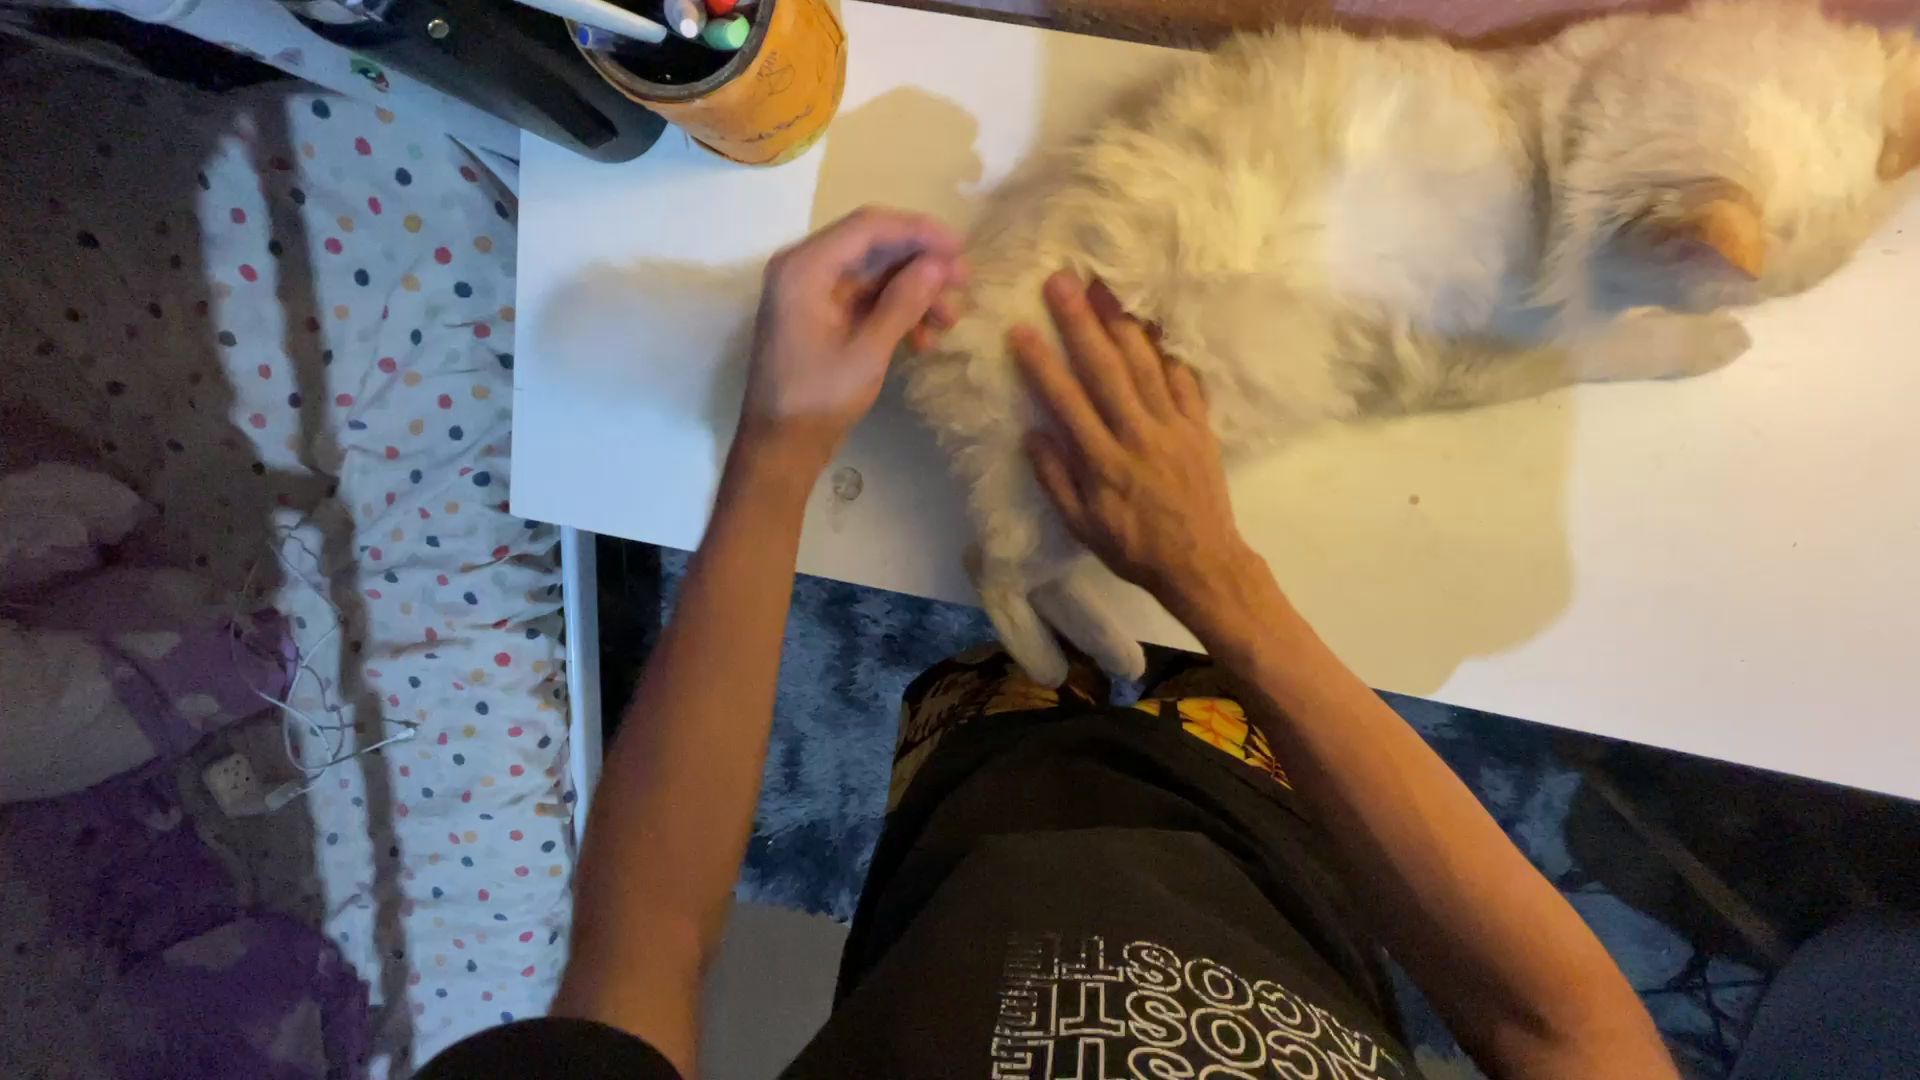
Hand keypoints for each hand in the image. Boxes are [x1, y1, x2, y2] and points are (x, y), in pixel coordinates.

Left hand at [738, 207, 966, 475]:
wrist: (782, 445)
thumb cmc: (819, 400)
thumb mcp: (867, 352)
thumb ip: (902, 303)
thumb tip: (938, 265)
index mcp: (805, 267)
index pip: (868, 227)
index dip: (918, 232)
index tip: (960, 249)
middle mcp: (804, 268)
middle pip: (872, 247)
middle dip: (920, 264)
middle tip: (964, 284)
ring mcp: (811, 292)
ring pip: (873, 274)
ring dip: (913, 291)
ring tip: (949, 319)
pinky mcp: (821, 315)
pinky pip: (864, 299)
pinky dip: (895, 311)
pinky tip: (924, 338)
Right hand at [1011, 272, 1263, 626]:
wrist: (1201, 562)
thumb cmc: (1133, 547)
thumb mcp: (1082, 526)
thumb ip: (1055, 479)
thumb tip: (1032, 434)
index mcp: (1102, 461)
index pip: (1066, 400)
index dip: (1041, 362)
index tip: (1021, 329)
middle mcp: (1137, 434)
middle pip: (1105, 367)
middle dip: (1080, 321)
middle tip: (1061, 281)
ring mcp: (1173, 426)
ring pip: (1144, 363)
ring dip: (1121, 322)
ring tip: (1103, 288)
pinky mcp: (1199, 426)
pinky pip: (1184, 380)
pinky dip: (1168, 351)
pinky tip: (1153, 326)